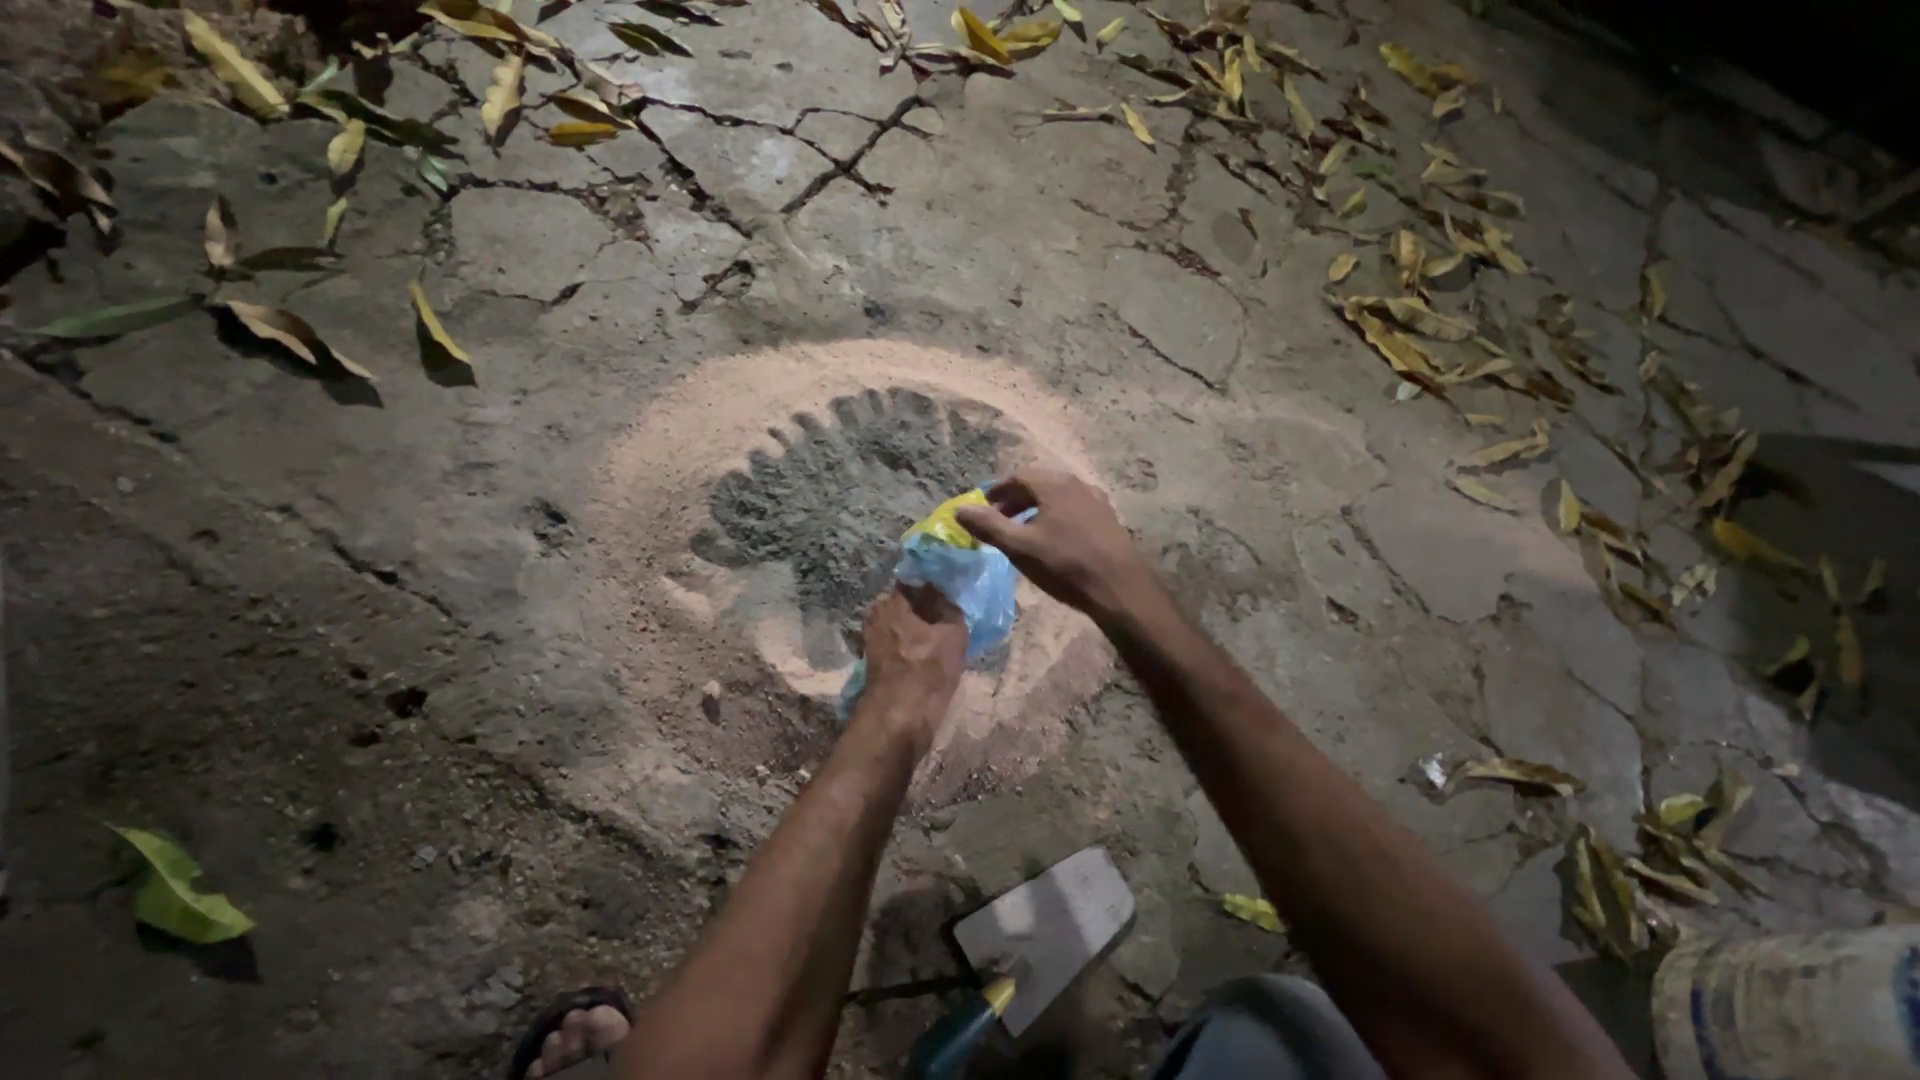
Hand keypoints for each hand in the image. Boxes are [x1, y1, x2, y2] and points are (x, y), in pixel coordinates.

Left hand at [857, 585, 967, 742]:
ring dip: (926, 627)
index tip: (956, 591)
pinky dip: (917, 643)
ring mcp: (875, 639)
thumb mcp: (954, 633)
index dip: (939, 585)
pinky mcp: (879, 660)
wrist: (900, 718)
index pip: (918, 580)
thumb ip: (953, 608)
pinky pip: (903, 642)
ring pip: (907, 624)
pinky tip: (936, 651)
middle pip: (910, 603)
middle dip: (931, 607)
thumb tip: (951, 598)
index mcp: (891, 601)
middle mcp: (878, 615)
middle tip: (955, 612)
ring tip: (950, 633)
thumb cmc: (927, 670)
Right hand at [954, 467, 1157, 623]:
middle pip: (1039, 483)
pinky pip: (1073, 508)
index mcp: (1054, 484)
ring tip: (1023, 531)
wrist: (1119, 587)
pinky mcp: (1107, 518)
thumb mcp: (1019, 547)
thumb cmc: (1065, 565)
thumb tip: (960, 510)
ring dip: (1036, 508)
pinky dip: (1055, 515)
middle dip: (1015, 499)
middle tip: (999, 520)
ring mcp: (1096, 500)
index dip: (997, 492)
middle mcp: (1076, 483)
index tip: (984, 508)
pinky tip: (1053, 539)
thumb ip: (988, 526)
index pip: (1017, 477)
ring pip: (1057, 496)